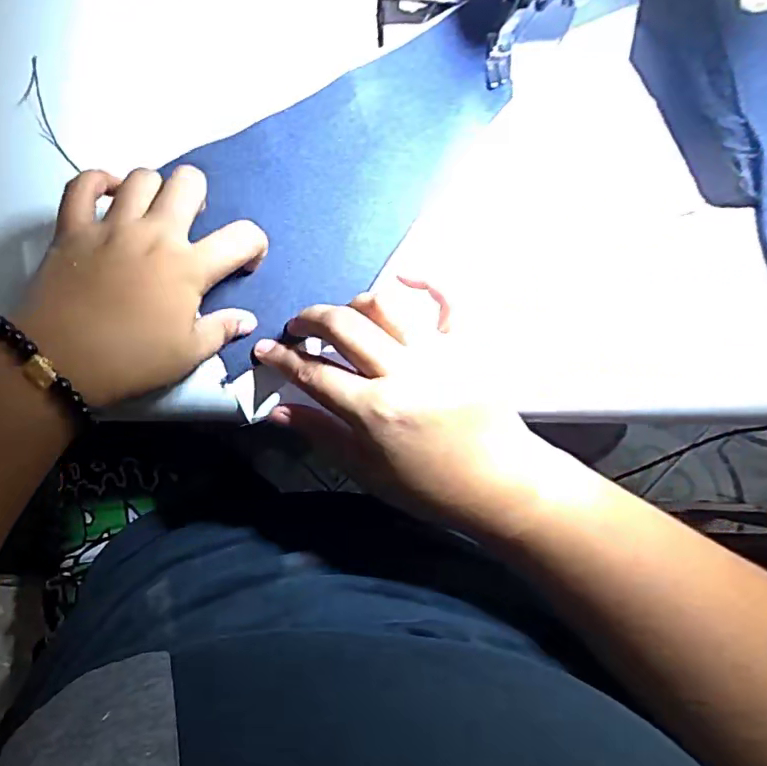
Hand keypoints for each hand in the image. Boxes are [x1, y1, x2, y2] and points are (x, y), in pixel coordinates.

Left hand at [15, 167, 267, 406]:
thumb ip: (220, 331)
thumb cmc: (131, 362)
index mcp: (189, 267)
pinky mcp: (73, 227)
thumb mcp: (186, 356)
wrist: (62, 362)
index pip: (241, 237)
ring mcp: (112, 226)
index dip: (254, 246)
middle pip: (189, 182)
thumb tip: (247, 319)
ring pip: (141, 177)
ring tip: (150, 214)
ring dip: (153, 190)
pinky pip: (83, 184)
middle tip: (191, 225)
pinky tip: (107, 196)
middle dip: (199, 197)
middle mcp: (155, 234)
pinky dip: (97, 182)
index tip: (244, 263)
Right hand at [253, 278, 574, 536]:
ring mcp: (438, 354)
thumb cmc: (432, 487)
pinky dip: (425, 280)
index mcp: (374, 411)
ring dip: (352, 303)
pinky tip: (401, 278)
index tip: (266, 349)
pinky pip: (448, 298)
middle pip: (342, 327)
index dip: (282, 358)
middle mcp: (403, 374)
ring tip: (342, 316)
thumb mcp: (367, 471)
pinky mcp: (468, 345)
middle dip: (309, 320)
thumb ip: (322, 434)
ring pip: (384, 305)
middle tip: (297, 328)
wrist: (499, 485)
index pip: (313, 373)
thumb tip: (278, 411)